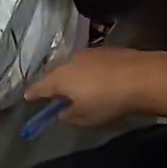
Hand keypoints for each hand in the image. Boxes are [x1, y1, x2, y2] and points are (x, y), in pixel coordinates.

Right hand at [23, 48, 152, 126]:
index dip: (33, 93)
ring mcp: (88, 52)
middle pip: (55, 72)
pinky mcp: (105, 49)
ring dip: (72, 74)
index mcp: (60, 78)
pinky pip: (88, 61)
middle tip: (55, 93)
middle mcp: (69, 61)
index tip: (27, 97)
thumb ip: (68, 115)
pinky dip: (88, 69)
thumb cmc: (107, 100)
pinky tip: (98, 78)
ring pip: (72, 64)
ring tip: (78, 86)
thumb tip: (61, 111)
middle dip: (53, 82)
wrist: (139, 76)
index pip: (40, 87)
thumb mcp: (85, 117)